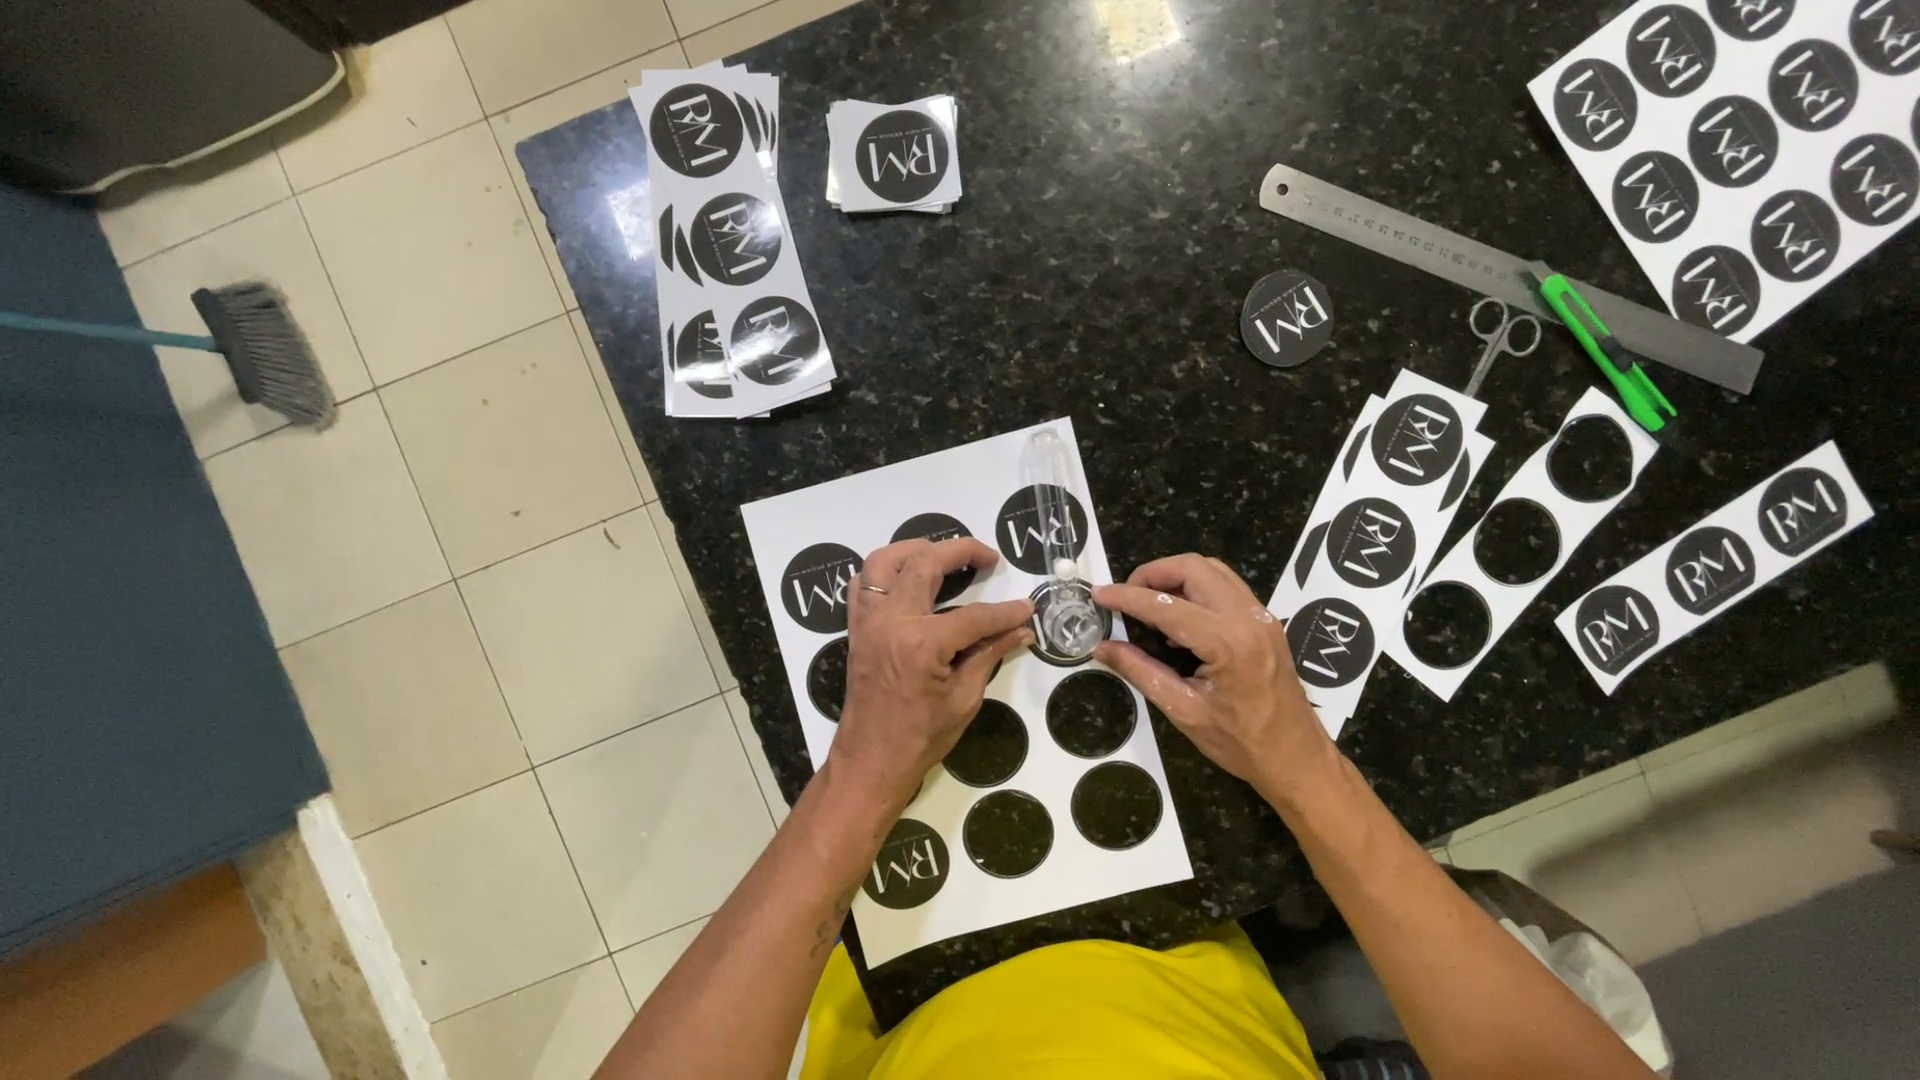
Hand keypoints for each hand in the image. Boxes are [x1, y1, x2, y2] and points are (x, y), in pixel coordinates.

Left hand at [832, 538, 1033, 804]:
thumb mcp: (964, 699)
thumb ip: (989, 654)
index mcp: (922, 644)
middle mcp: (891, 622)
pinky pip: (862, 585)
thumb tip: (1021, 629)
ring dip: (914, 549)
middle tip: (988, 557)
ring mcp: (868, 622)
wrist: (870, 762)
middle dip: (961, 551)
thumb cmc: (920, 739)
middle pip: (925, 564)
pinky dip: (884, 572)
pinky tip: (907, 578)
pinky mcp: (857, 629)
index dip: (1004, 612)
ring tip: (943, 555)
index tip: (1026, 607)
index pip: (974, 616)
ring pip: (883, 562)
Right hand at [1093, 554, 1338, 802]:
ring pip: (1213, 570)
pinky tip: (1178, 618)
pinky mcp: (1266, 622)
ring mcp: (1262, 616)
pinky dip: (1196, 588)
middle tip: (1126, 596)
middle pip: (1194, 568)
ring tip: (1149, 603)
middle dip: (1153, 573)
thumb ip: (1141, 671)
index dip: (1127, 597)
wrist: (1298, 759)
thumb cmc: (1241, 743)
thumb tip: (1102, 648)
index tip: (1098, 594)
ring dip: (1176, 576)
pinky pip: (1226, 587)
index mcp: (1228, 643)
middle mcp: (1248, 618)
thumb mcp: (1183, 710)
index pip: (1167, 605)